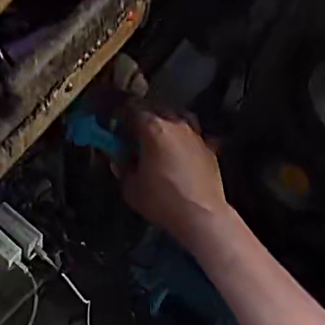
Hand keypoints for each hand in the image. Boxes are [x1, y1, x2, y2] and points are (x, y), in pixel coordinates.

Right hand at [122, 108, 232, 242]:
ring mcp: (196, 136)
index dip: (120, 116)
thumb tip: (121, 159)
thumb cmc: (163, 202)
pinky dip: (187, 140)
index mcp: (153, 128)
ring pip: (179, 117)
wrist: (202, 216)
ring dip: (167, 123)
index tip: (115, 126)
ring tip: (160, 137)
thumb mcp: (131, 188)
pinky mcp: (210, 150)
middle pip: (156, 108)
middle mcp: (176, 125)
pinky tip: (184, 152)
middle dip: (143, 117)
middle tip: (135, 132)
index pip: (131, 109)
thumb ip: (122, 168)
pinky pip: (196, 137)